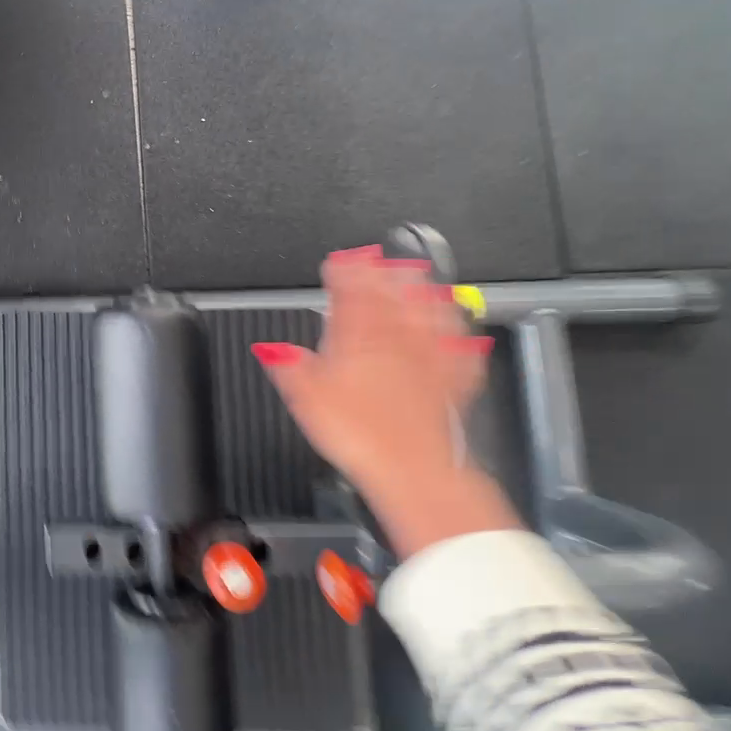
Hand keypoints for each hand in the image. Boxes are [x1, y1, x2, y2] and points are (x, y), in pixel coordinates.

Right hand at [252, 245, 519, 558]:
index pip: (349, 294)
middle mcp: (394, 341)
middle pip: (389, 296)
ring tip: (417, 275)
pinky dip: (455, 330)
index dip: (343, 273)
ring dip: (419, 291)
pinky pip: (457, 346)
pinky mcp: (451, 381)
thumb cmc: (360, 435)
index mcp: (356, 340)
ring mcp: (426, 359)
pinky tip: (456, 324)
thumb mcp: (306, 399)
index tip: (339, 261)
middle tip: (378, 259)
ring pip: (424, 312)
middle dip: (381, 274)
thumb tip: (272, 350)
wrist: (414, 471)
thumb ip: (289, 367)